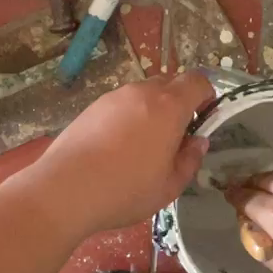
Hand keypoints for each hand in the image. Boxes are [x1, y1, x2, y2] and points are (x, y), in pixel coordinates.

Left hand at [19, 72, 212, 237]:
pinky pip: (121, 104)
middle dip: (180, 102)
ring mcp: (114, 97)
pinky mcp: (92, 107)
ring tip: (145, 144)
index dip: (207, 96)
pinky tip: (118, 147)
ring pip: (144, 93)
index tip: (205, 118)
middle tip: (176, 135)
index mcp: (169, 107)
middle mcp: (142, 93)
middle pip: (170, 82)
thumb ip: (190, 160)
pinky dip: (129, 116)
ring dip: (153, 109)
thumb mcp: (170, 186)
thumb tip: (198, 142)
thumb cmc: (126, 190)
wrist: (64, 190)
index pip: (198, 82)